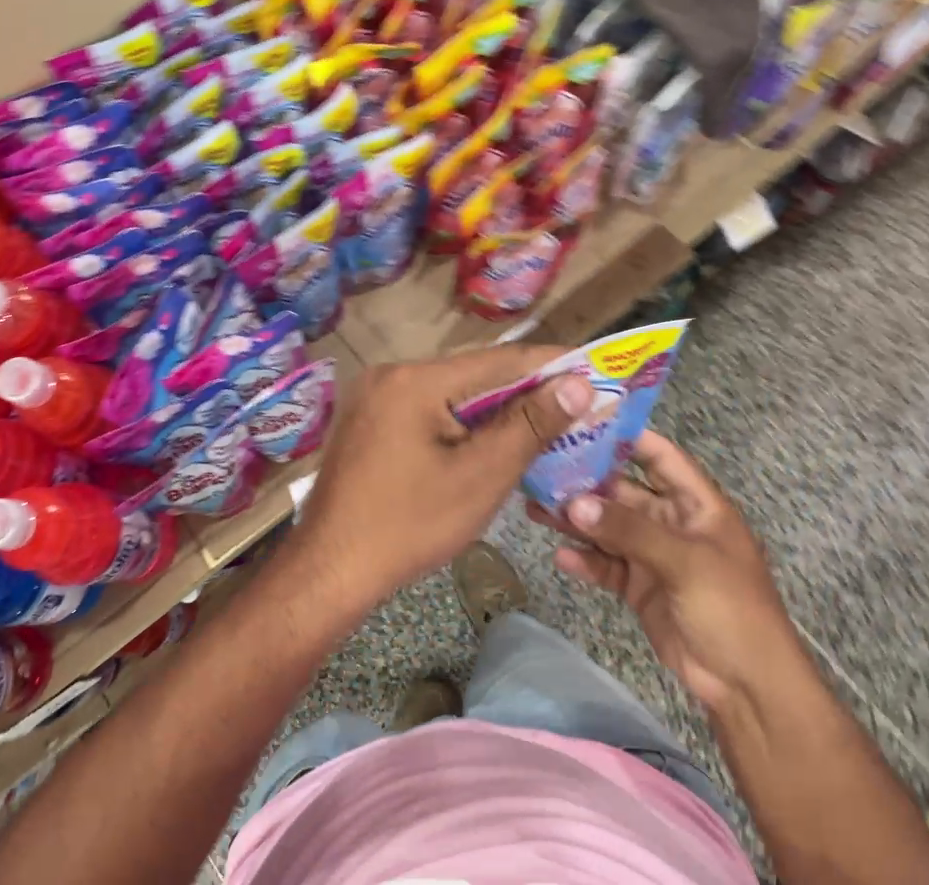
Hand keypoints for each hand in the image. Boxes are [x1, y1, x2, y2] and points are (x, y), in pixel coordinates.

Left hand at [289, 346, 593, 612]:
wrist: (330, 568)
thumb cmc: (410, 526)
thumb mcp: (481, 476)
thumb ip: (530, 425)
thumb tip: (577, 385)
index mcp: (414, 380)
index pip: (500, 360)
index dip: (553, 366)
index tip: (598, 372)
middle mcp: (389, 375)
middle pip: (473, 376)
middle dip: (525, 392)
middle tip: (579, 407)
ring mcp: (371, 399)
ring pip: (450, 396)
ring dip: (495, 412)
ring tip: (546, 427)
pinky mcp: (367, 424)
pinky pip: (425, 413)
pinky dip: (460, 426)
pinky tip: (490, 444)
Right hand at [550, 431, 815, 712]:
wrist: (746, 683)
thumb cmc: (731, 609)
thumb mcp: (684, 562)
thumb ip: (628, 530)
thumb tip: (573, 503)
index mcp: (698, 506)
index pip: (661, 458)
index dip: (627, 438)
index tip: (582, 424)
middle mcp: (673, 524)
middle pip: (624, 493)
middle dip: (585, 483)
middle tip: (539, 470)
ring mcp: (655, 558)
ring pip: (608, 529)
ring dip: (576, 520)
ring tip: (533, 508)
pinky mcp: (640, 589)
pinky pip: (606, 566)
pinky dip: (584, 560)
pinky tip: (559, 555)